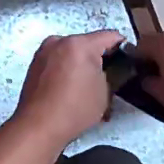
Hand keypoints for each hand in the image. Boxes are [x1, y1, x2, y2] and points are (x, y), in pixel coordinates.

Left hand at [9, 30, 124, 146]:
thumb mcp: (105, 92)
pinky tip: (71, 89)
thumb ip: (114, 74)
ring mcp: (44, 51)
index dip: (124, 48)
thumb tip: (115, 69)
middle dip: (100, 58)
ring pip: (72, 52)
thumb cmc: (75, 109)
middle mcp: (59, 41)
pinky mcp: (35, 64)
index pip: (111, 36)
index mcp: (80, 44)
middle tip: (108, 79)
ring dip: (82, 64)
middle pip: (89, 43)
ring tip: (87, 88)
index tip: (128, 63)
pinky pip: (59, 61)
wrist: (38, 127)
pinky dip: (68, 69)